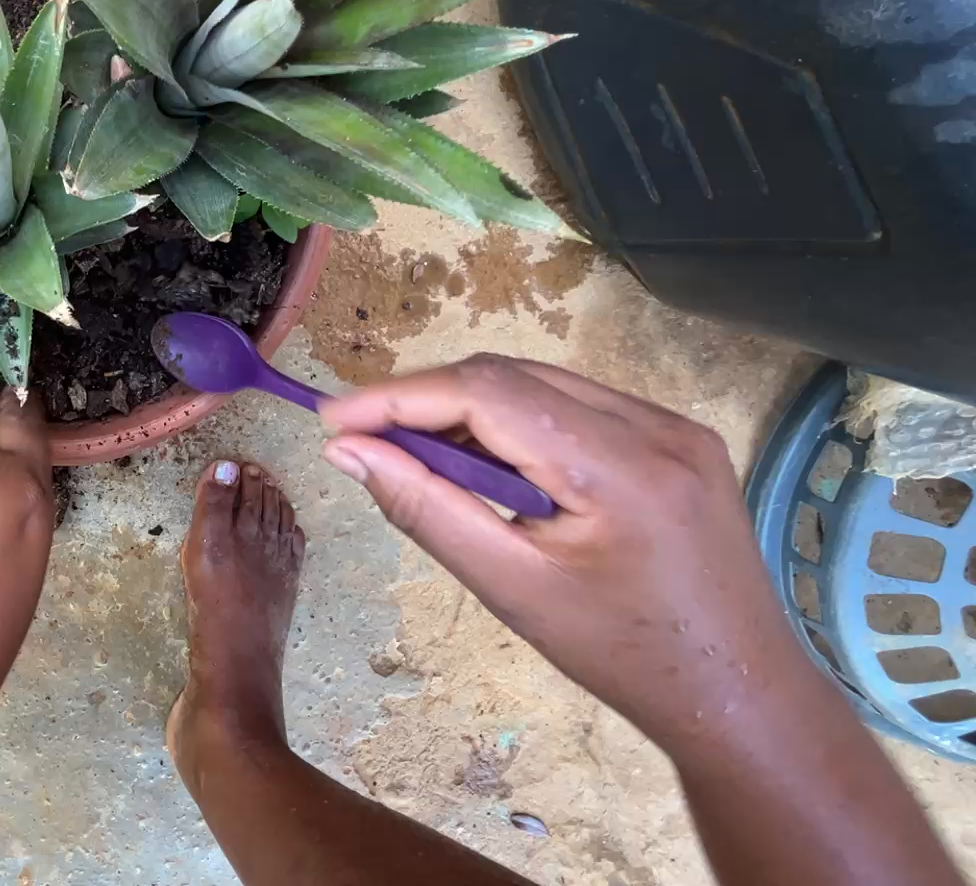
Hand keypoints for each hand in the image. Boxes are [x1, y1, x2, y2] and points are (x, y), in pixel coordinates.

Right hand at [319, 355, 811, 748]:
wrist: (741, 697)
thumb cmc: (620, 654)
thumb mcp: (506, 585)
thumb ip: (420, 507)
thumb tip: (346, 451)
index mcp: (621, 468)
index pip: (484, 393)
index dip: (396, 397)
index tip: (332, 418)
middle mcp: (655, 425)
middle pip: (505, 376)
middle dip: (422, 399)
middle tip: (363, 437)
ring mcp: (671, 425)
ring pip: (530, 382)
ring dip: (459, 407)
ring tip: (413, 452)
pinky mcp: (670, 436)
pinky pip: (562, 402)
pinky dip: (503, 419)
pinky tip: (479, 459)